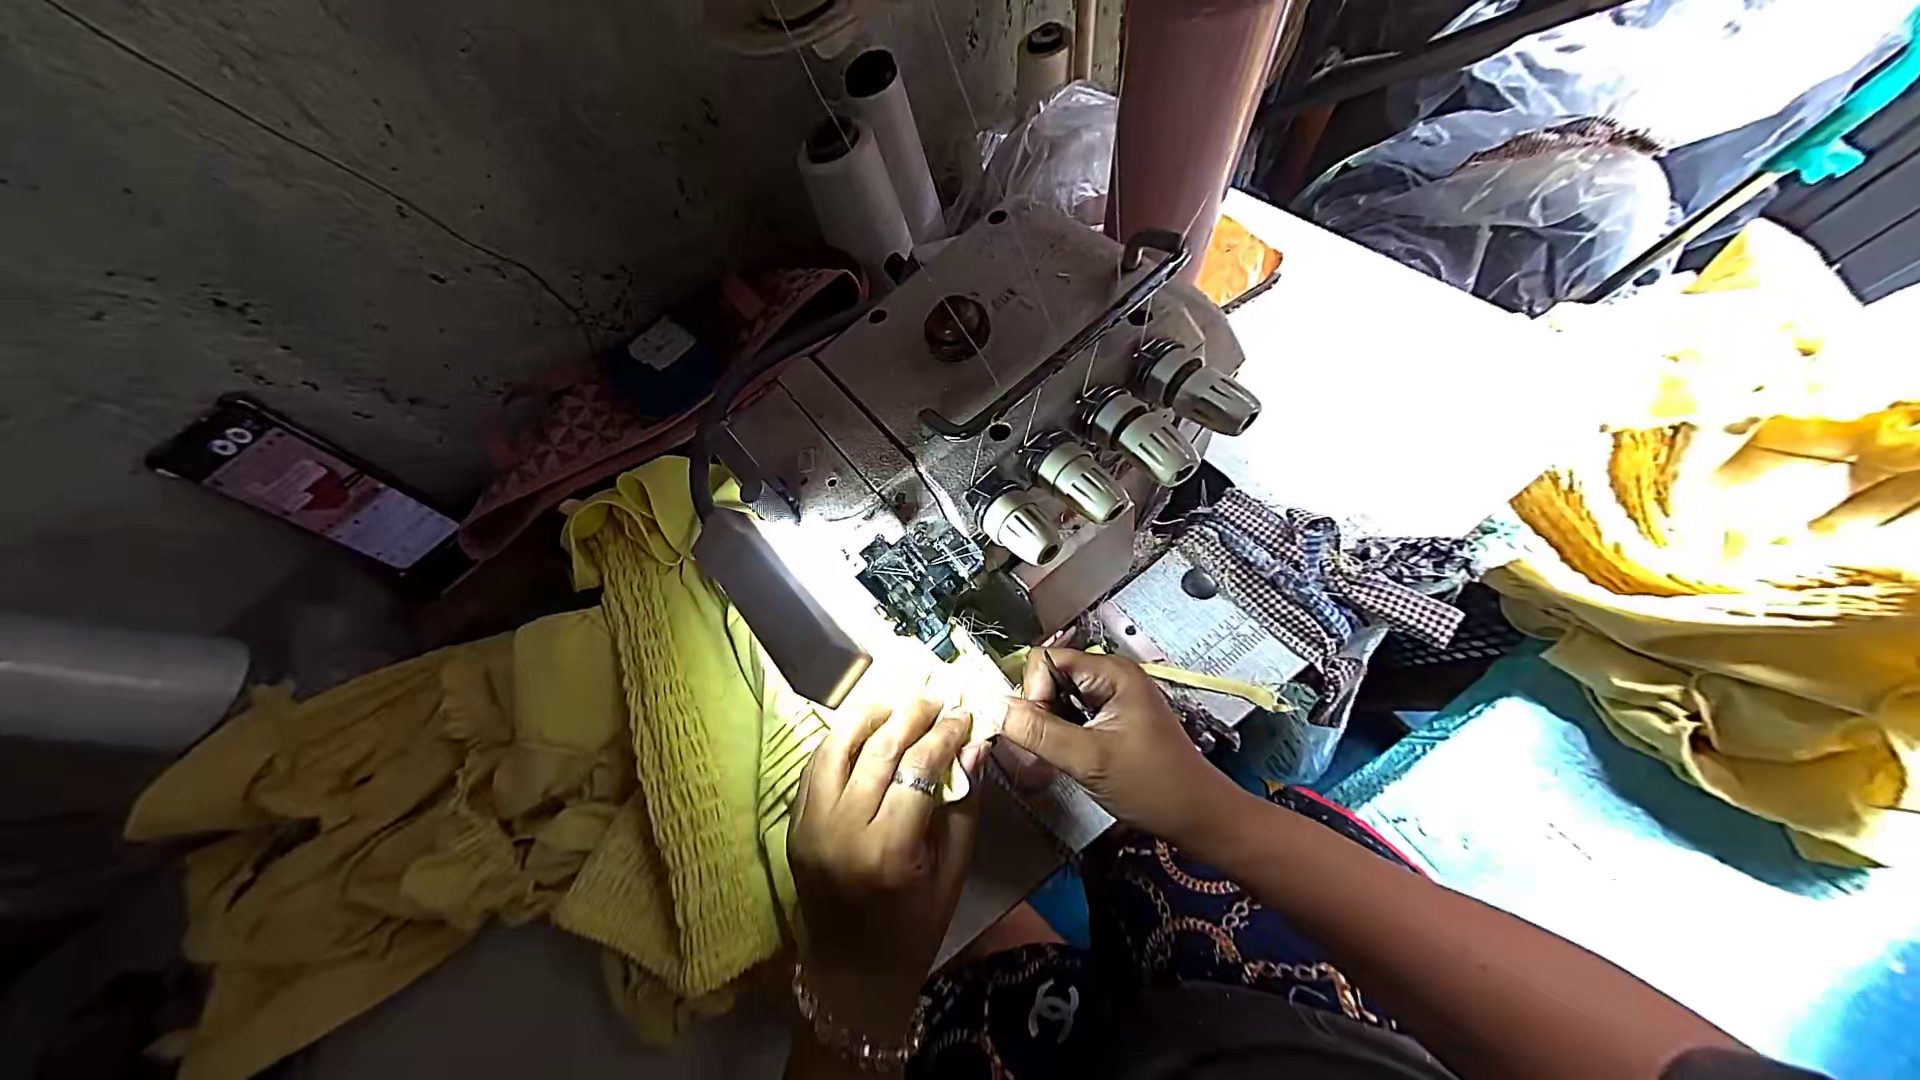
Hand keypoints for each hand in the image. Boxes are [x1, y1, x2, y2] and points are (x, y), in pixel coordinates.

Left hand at [789, 700, 982, 1039]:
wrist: (851, 974)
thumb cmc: (914, 927)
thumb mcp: (953, 871)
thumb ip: (965, 803)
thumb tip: (975, 745)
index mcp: (887, 850)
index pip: (918, 768)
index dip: (945, 735)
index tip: (964, 716)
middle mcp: (841, 830)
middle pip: (878, 750)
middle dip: (912, 715)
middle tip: (935, 698)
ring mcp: (810, 825)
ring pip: (837, 747)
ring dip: (869, 716)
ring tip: (898, 704)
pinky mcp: (794, 823)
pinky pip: (815, 765)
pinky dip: (840, 739)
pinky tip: (864, 728)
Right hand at [999, 648, 1250, 847]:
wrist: (1198, 818)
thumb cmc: (1152, 786)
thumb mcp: (1088, 759)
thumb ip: (1038, 731)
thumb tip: (995, 708)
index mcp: (1111, 672)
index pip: (1047, 661)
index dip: (1034, 693)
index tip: (1041, 732)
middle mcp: (1110, 676)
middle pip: (1049, 678)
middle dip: (1039, 714)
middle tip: (1046, 752)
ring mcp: (1112, 697)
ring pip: (1057, 699)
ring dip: (1048, 729)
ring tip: (1058, 760)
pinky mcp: (1111, 718)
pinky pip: (1071, 715)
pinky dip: (1061, 736)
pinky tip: (1069, 759)